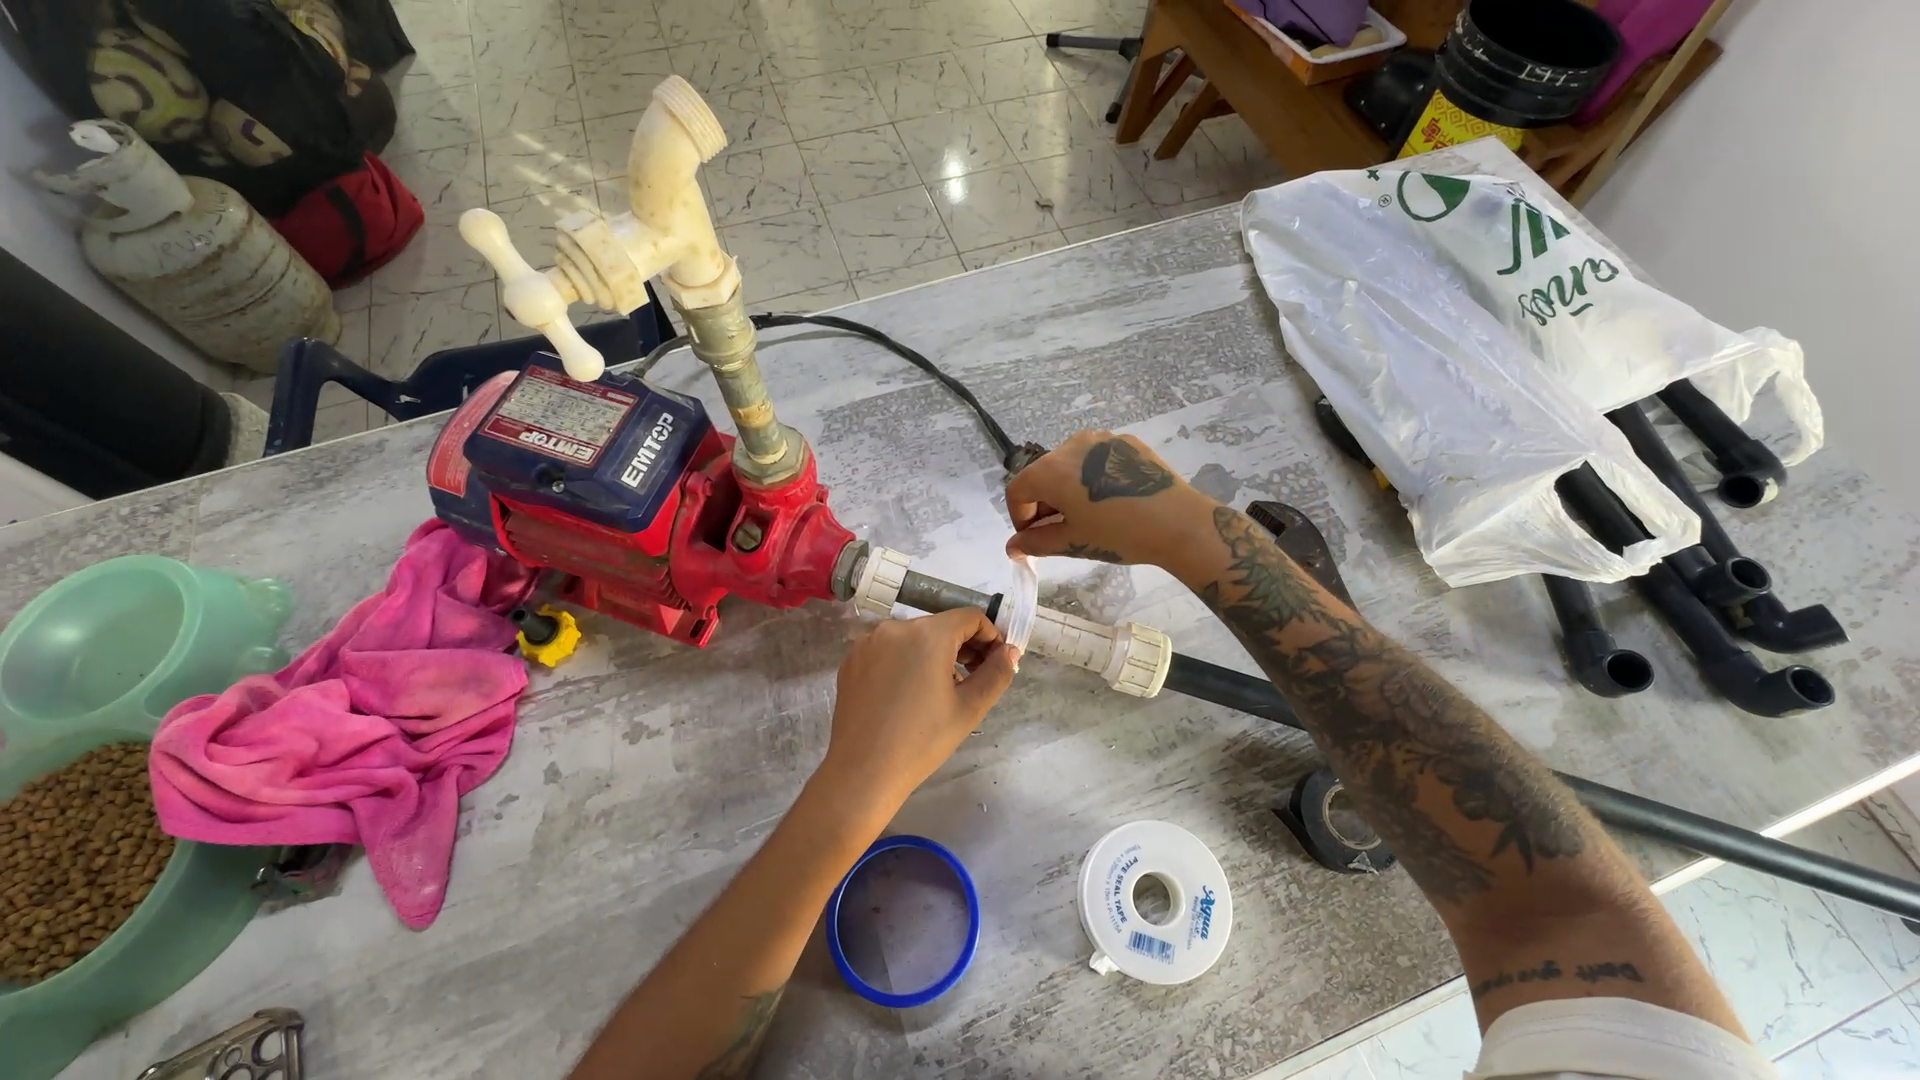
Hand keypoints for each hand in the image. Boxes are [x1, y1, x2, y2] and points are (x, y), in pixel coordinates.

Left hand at [820, 608, 1018, 809]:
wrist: (863, 771)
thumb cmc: (922, 740)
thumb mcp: (969, 708)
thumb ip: (996, 673)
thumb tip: (1010, 651)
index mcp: (927, 634)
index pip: (969, 618)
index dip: (990, 636)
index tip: (997, 662)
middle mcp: (894, 628)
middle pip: (941, 626)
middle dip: (964, 646)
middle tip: (975, 679)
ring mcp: (868, 643)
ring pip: (914, 638)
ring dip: (935, 655)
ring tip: (942, 690)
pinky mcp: (852, 661)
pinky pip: (889, 651)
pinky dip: (906, 662)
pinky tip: (910, 695)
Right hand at [1004, 431, 1216, 567]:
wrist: (1178, 523)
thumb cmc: (1119, 535)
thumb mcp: (1074, 542)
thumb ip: (1036, 541)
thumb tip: (1011, 547)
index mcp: (1052, 470)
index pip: (1018, 490)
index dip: (1020, 516)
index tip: (1034, 536)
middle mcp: (1072, 445)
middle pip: (1042, 474)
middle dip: (1044, 503)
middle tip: (1061, 530)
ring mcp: (1101, 439)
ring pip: (1070, 465)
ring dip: (1067, 489)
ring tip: (1088, 515)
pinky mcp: (1125, 442)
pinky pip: (1096, 459)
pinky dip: (1092, 478)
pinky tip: (1112, 500)